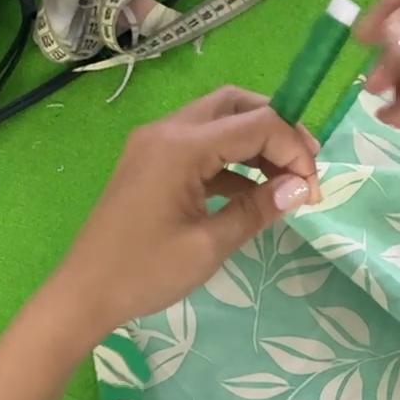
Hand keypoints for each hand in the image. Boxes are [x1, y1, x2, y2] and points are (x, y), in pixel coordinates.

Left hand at [54, 86, 320, 331]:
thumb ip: (257, 211)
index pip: (256, 123)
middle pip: (235, 106)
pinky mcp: (149, 165)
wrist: (85, 293)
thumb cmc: (145, 273)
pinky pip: (198, 149)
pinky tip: (252, 194)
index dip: (294, 148)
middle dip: (276, 130)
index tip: (313, 187)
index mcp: (181, 146)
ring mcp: (154, 146)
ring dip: (254, 146)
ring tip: (284, 184)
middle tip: (303, 168)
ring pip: (216, 124)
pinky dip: (228, 163)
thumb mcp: (208, 246)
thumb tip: (300, 188)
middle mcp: (166, 132)